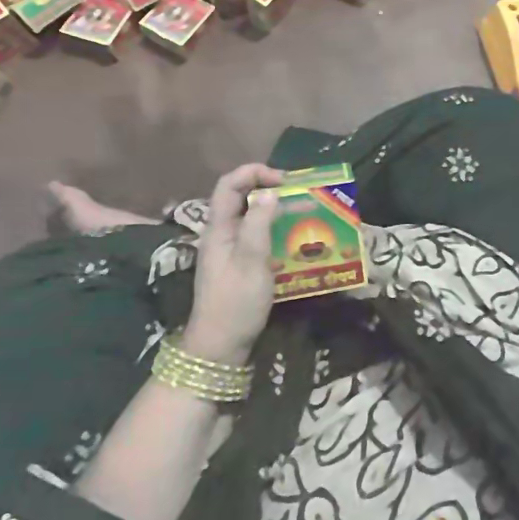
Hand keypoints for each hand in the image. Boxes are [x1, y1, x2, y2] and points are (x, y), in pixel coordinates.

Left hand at [182, 163, 283, 366]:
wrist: (220, 347)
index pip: (229, 183)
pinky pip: (255, 235)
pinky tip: (293, 239)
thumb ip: (259, 224)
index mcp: (218, 227)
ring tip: (300, 212)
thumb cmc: (235, 302)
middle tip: (298, 193)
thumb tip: (270, 192)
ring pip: (249, 216)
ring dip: (273, 209)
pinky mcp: (238, 264)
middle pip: (240, 196)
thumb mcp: (252, 261)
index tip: (284, 180)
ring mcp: (228, 249)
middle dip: (267, 188)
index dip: (254, 172)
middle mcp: (221, 233)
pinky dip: (273, 229)